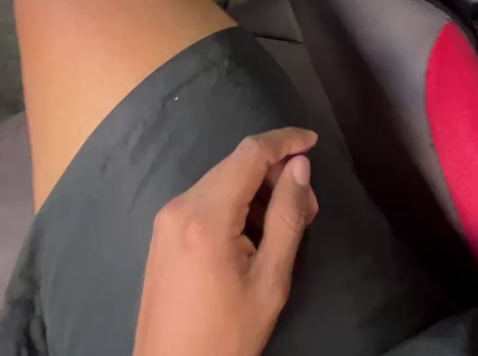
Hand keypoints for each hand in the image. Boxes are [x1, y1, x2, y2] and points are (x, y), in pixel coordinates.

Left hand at [132, 129, 320, 355]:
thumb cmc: (226, 336)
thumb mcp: (270, 281)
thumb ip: (287, 216)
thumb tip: (300, 166)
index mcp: (206, 216)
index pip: (250, 154)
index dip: (285, 140)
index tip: (314, 141)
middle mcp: (181, 205)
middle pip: (237, 164)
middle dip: (276, 173)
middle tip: (308, 208)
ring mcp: (167, 218)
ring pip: (224, 179)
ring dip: (258, 189)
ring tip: (284, 226)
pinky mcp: (164, 232)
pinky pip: (207, 198)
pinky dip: (236, 202)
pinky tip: (254, 233)